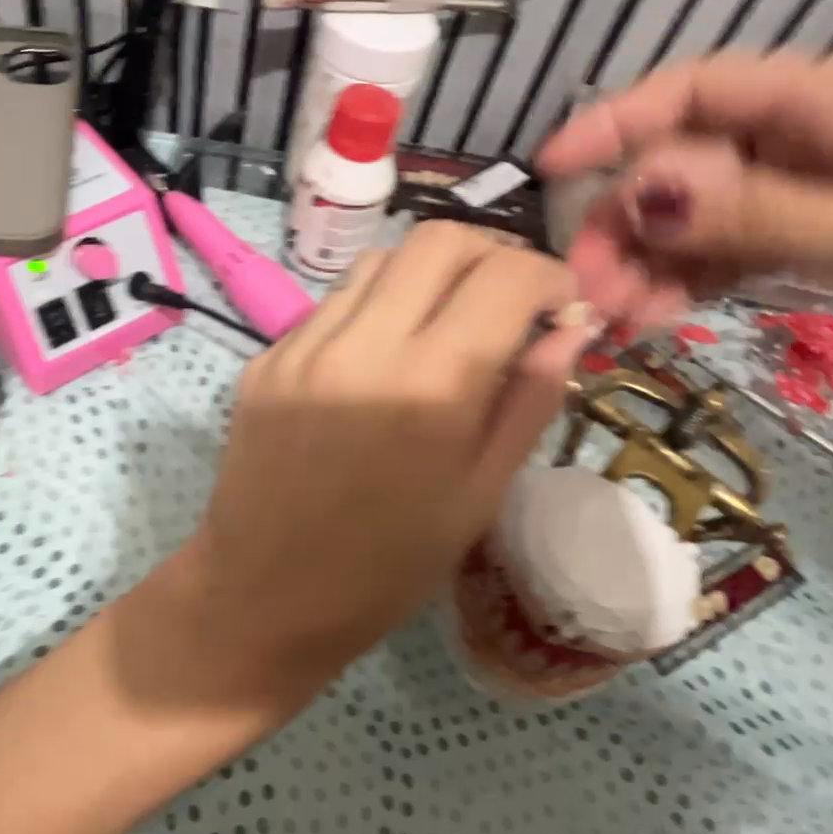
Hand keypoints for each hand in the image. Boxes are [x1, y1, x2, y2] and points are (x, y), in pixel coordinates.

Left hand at [166, 221, 597, 696]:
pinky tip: (383, 352)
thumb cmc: (387, 566)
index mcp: (430, 387)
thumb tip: (569, 325)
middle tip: (508, 300)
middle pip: (438, 239)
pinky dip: (375, 304)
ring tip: (445, 322)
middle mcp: (362, 346)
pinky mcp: (266, 355)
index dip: (549, 275)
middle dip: (491, 254)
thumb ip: (528, 399)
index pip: (504, 275)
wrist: (263, 594)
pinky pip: (333, 301)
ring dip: (428, 272)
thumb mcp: (479, 494)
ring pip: (380, 258)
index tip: (560, 304)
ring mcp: (302, 345)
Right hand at [537, 51, 832, 396]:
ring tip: (616, 317)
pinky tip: (657, 316)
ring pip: (704, 213)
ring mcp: (823, 190)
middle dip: (629, 220)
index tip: (551, 171)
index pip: (704, 90)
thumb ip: (759, 213)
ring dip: (652, 261)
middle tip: (587, 285)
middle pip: (690, 161)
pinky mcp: (828, 239)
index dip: (618, 122)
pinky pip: (735, 250)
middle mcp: (822, 136)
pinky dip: (691, 281)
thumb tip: (641, 194)